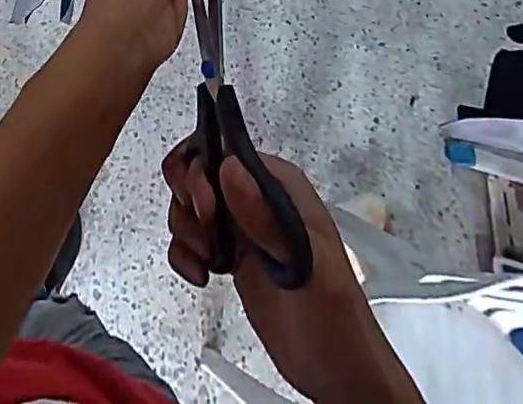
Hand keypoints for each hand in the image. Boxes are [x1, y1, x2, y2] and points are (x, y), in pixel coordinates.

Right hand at [163, 146, 422, 403]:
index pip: (222, 148)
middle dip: (188, 200)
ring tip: (211, 260)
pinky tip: (203, 276)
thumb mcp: (305, 264)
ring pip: (188, 203)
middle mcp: (257, 195)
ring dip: (186, 230)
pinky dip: (184, 254)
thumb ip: (266, 217)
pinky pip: (188, 237)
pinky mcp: (230, 252)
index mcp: (278, 183)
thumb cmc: (334, 317)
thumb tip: (230, 168)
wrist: (338, 375)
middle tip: (208, 235)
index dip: (202, 173)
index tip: (206, 208)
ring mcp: (242, 224)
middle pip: (196, 170)